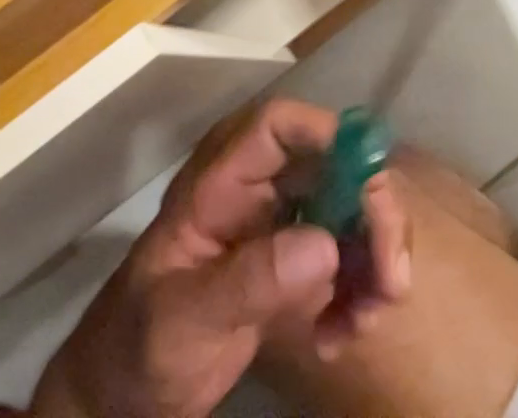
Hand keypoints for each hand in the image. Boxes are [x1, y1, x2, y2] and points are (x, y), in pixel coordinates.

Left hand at [32, 100, 410, 417]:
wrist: (126, 395)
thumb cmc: (135, 348)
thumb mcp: (182, 319)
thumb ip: (246, 281)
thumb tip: (323, 243)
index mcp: (218, 186)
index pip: (276, 127)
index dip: (329, 135)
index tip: (370, 186)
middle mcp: (257, 194)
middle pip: (335, 166)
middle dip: (375, 215)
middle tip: (391, 281)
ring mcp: (280, 228)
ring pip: (353, 213)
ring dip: (376, 262)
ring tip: (363, 322)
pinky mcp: (297, 265)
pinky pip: (349, 259)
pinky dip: (361, 294)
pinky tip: (338, 336)